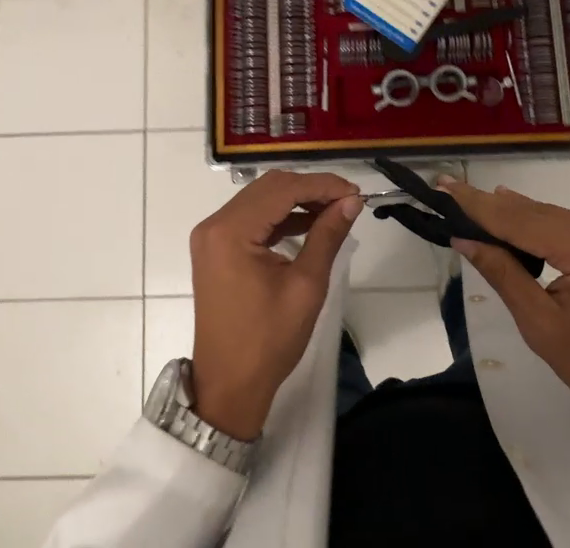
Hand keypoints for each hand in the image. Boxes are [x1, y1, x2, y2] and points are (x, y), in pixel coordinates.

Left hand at [189, 170, 361, 439]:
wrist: (229, 384)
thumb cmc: (268, 340)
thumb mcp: (306, 286)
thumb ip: (327, 236)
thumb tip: (351, 202)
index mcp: (231, 231)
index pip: (282, 189)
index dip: (322, 185)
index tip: (356, 193)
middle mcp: (215, 225)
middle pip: (268, 188)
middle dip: (311, 189)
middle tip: (348, 201)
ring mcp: (212, 236)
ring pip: (260, 200)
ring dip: (297, 200)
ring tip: (335, 211)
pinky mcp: (216, 249)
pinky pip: (251, 219)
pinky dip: (280, 217)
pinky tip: (310, 224)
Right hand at [444, 179, 569, 460]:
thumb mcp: (541, 326)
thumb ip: (503, 274)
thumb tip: (465, 239)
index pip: (519, 219)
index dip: (476, 203)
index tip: (442, 184)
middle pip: (535, 211)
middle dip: (490, 207)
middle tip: (447, 194)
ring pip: (551, 216)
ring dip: (514, 217)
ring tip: (470, 208)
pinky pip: (569, 225)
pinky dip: (539, 227)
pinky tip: (513, 225)